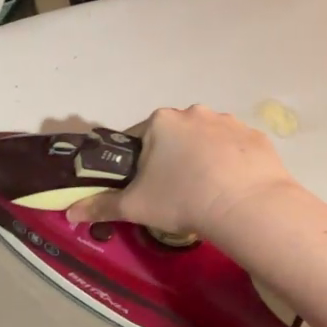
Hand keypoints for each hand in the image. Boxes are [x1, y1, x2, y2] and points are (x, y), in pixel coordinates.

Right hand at [65, 106, 295, 238]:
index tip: (145, 186)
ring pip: (205, 141)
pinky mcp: (257, 138)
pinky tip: (230, 189)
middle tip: (173, 192)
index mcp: (160, 122)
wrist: (246, 207)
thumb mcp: (134, 206)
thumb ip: (100, 206)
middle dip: (171, 160)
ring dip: (201, 159)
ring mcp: (230, 122)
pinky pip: (235, 149)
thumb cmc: (181, 199)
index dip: (138, 164)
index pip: (139, 139)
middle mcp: (194, 113)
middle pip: (173, 137)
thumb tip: (69, 213)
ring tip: (205, 192)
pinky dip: (230, 164)